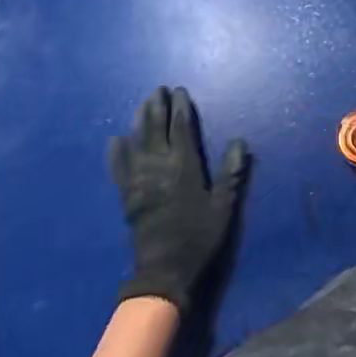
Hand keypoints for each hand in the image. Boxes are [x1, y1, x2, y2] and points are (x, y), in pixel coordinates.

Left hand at [108, 87, 248, 309]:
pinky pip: (117, 164)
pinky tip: (116, 138)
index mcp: (184, 164)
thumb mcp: (222, 207)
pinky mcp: (125, 190)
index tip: (179, 91)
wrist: (164, 267)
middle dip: (157, 104)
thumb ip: (229, 173)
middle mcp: (158, 163)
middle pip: (155, 125)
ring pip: (136, 138)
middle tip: (159, 89)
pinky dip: (116, 149)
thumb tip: (239, 142)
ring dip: (139, 117)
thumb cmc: (198, 237)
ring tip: (143, 103)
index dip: (180, 106)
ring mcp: (138, 175)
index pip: (181, 126)